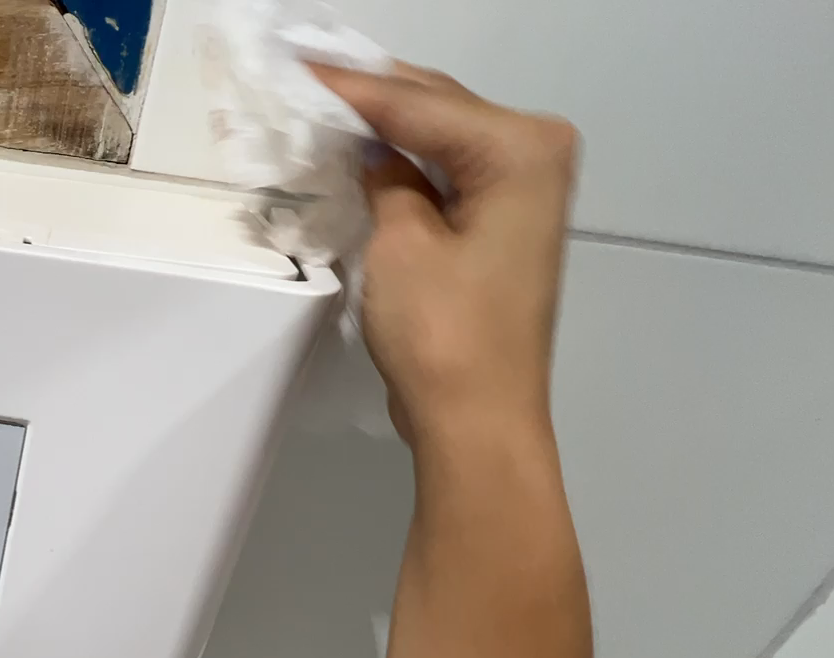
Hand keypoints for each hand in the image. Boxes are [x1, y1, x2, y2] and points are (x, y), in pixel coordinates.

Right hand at [311, 63, 578, 449]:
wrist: (474, 414)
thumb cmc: (443, 334)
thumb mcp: (400, 246)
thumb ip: (388, 184)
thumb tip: (373, 156)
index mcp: (519, 150)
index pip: (419, 103)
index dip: (353, 88)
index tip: (300, 66)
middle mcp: (532, 157)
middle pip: (439, 109)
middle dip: (374, 96)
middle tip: (312, 77)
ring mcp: (518, 195)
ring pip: (440, 140)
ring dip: (387, 127)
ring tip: (330, 105)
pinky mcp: (495, 230)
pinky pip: (443, 178)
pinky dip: (403, 166)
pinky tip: (367, 156)